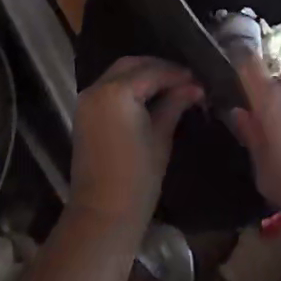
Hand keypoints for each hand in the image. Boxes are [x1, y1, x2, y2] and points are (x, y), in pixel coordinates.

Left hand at [67, 56, 203, 232]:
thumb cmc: (137, 178)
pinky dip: (128, 86)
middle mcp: (97, 88)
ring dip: (142, 75)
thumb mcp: (161, 136)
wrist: (102, 215)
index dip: (175, 74)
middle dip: (157, 68)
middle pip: (131, 65)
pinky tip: (148, 95)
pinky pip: (108, 87)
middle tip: (183, 79)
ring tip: (169, 85)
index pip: (151, 72)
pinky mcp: (84, 113)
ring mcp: (87, 100)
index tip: (196, 79)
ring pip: (118, 73)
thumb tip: (194, 87)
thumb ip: (175, 104)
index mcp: (117, 91)